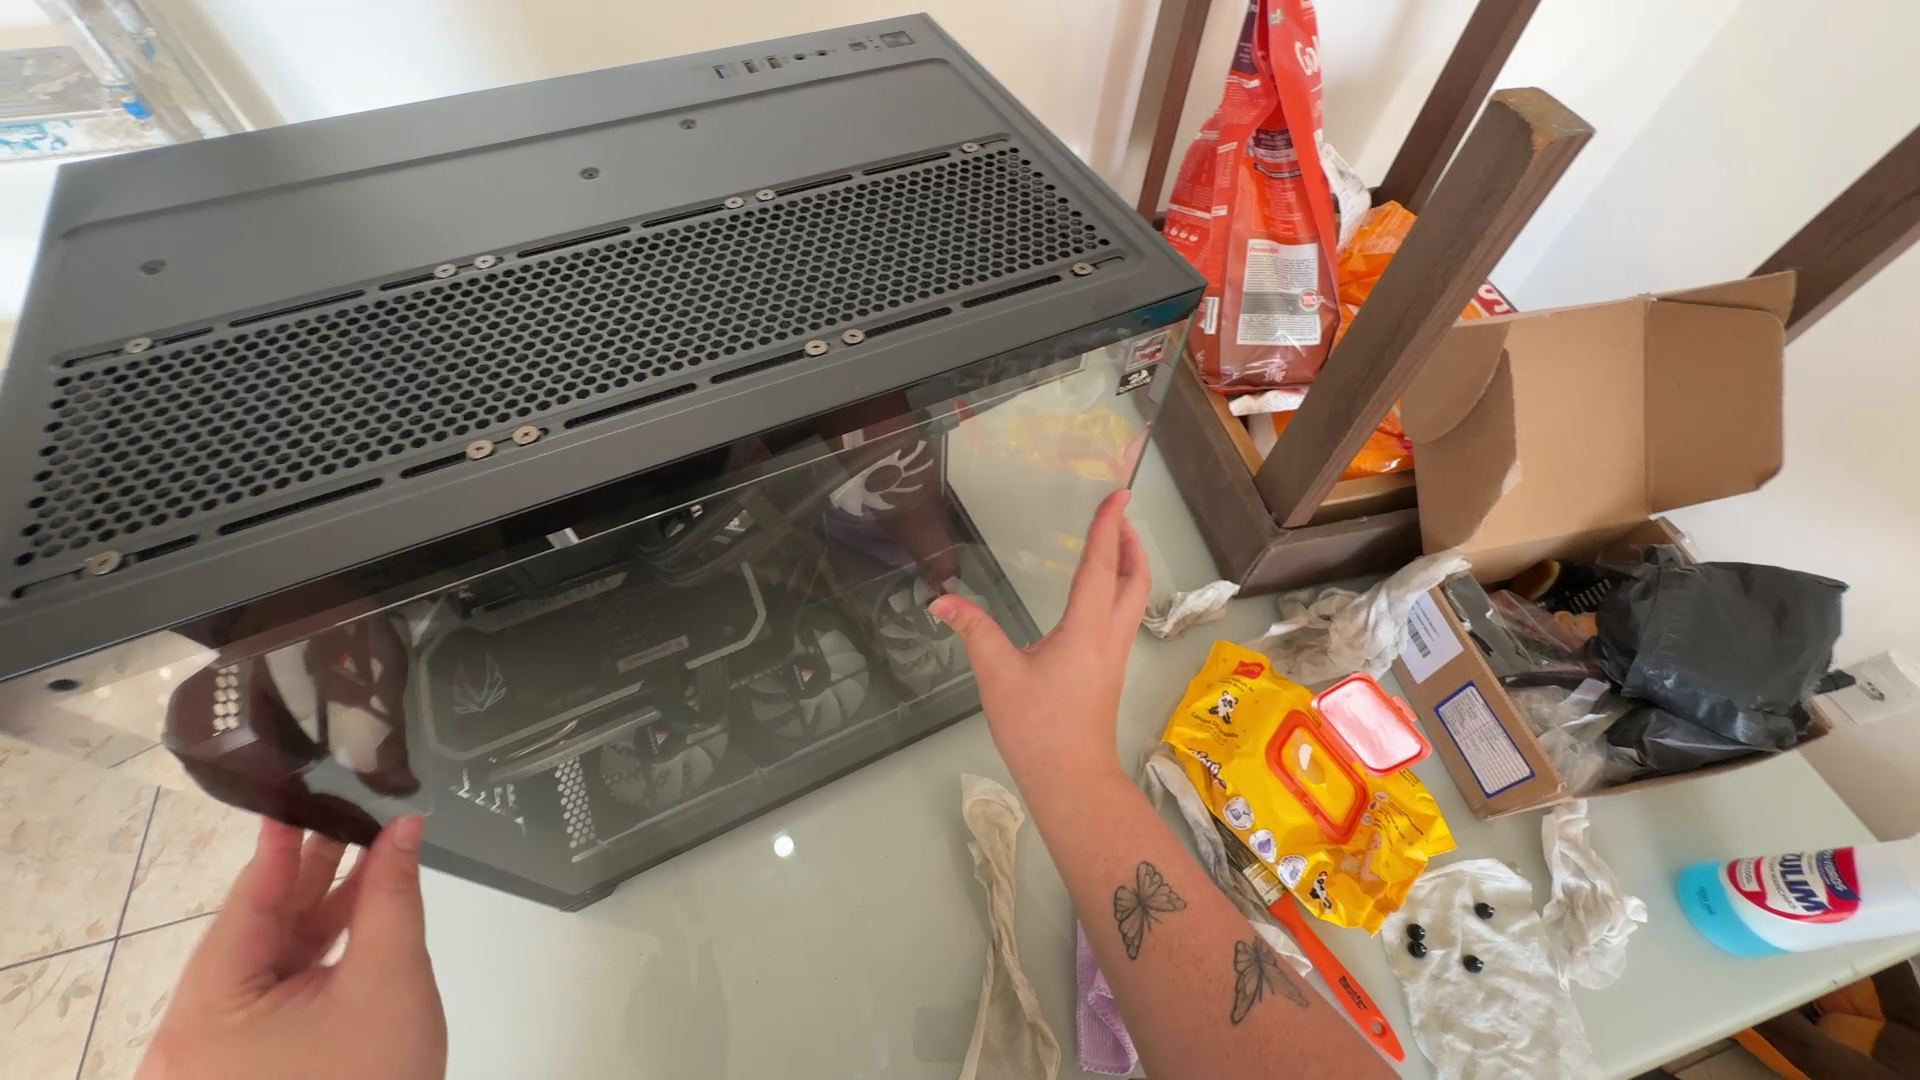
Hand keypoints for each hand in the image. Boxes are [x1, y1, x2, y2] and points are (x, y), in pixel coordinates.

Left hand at [141, 817, 446, 1079]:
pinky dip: (325, 942)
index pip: (244, 906)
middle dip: (311, 871)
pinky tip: (365, 908)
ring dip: (326, 904)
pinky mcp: (251, 1056)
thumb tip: (405, 827)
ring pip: (274, 953)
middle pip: (256, 928)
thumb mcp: (389, 973)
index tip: (298, 794)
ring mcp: (220, 1049)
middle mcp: (194, 1033)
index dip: (279, 847)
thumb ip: (393, 894)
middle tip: (351, 813)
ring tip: (372, 852)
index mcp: (205, 1015)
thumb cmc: (373, 1072)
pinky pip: (285, 980)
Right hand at [931, 488, 1150, 802]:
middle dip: (1130, 542)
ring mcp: (1115, 655)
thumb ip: (972, 631)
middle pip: (1135, 578)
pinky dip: (1120, 590)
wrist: (1072, 781)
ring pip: (1135, 598)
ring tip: (1113, 544)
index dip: (1108, 526)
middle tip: (1118, 515)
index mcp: (1086, 629)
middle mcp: (1109, 636)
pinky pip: (1124, 616)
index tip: (1119, 494)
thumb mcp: (997, 675)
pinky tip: (1097, 595)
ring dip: (1130, 565)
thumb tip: (940, 600)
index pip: (1100, 566)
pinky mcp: (1110, 671)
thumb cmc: (1037, 728)